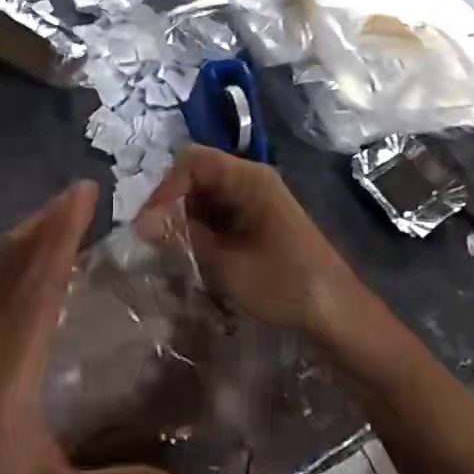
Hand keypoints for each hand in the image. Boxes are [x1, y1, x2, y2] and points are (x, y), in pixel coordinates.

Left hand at [0, 182, 213, 473]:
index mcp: (5, 378)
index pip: (37, 290)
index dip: (60, 236)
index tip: (82, 192)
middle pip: (5, 272)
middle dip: (40, 227)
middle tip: (78, 196)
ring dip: (24, 247)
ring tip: (59, 225)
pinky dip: (14, 276)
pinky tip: (33, 288)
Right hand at [138, 145, 358, 333]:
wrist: (334, 311)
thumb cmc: (284, 283)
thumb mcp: (227, 263)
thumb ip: (183, 237)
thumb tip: (140, 221)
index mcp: (249, 178)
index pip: (192, 162)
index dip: (165, 189)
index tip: (148, 227)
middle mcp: (252, 181)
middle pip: (198, 177)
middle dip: (173, 206)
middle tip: (155, 244)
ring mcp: (257, 201)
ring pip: (207, 199)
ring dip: (187, 222)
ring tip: (172, 255)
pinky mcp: (259, 222)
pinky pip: (221, 216)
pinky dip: (204, 233)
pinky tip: (195, 259)